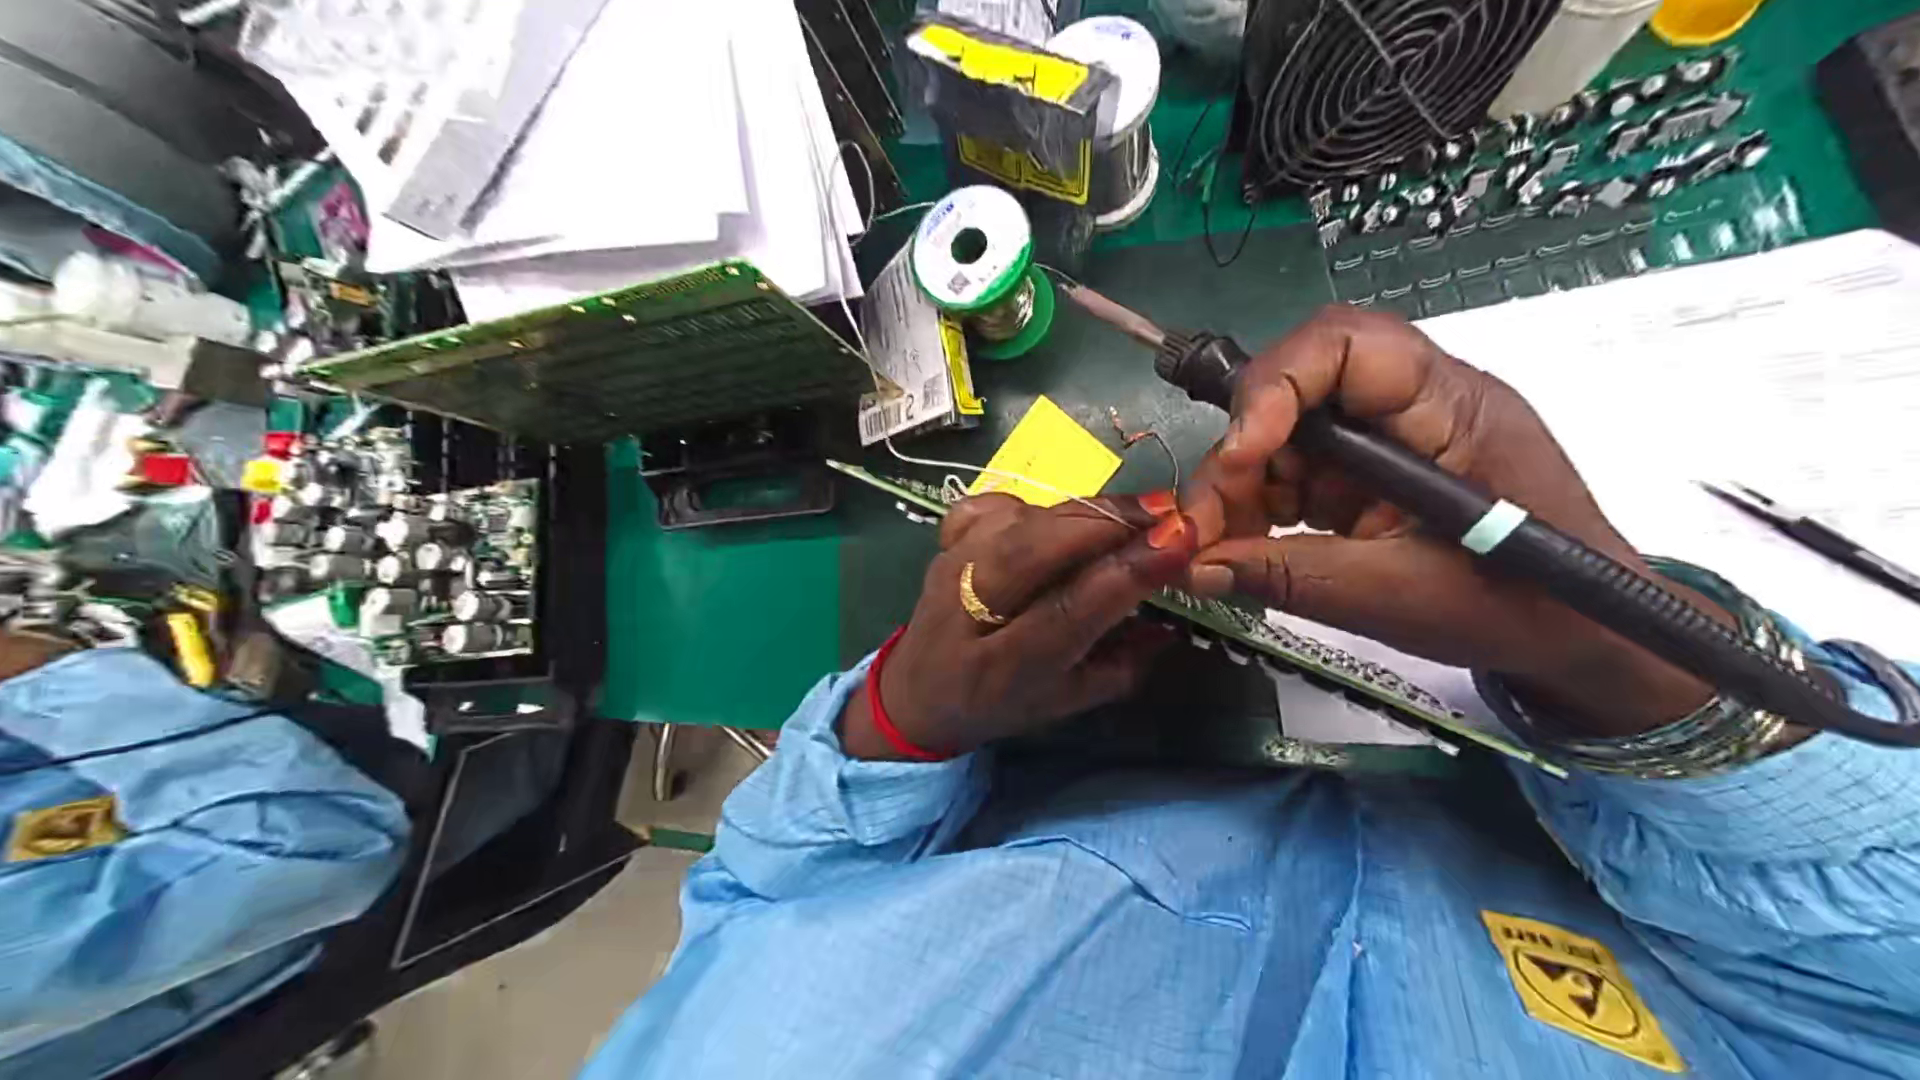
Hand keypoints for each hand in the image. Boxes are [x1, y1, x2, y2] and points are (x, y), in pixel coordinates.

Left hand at [840, 492, 1195, 760]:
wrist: (916, 692)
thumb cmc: (998, 705)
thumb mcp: (1065, 703)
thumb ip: (1121, 666)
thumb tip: (1172, 620)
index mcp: (1003, 670)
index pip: (1069, 610)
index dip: (1126, 571)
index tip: (1177, 539)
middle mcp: (969, 612)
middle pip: (1034, 549)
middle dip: (1107, 523)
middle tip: (1164, 512)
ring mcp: (950, 569)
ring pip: (1015, 520)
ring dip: (1080, 508)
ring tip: (1128, 510)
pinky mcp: (944, 544)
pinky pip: (990, 506)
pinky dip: (1033, 503)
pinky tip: (1059, 516)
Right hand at [1178, 306, 1724, 735]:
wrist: (1575, 636)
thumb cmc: (1518, 608)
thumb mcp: (1395, 596)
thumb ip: (1287, 575)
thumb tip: (1192, 568)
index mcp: (1447, 410)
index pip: (1347, 344)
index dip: (1275, 385)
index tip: (1236, 457)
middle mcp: (1407, 408)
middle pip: (1292, 397)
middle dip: (1236, 460)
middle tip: (1198, 527)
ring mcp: (1379, 441)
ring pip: (1278, 440)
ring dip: (1235, 493)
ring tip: (1215, 551)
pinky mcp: (1359, 475)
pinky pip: (1287, 476)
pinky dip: (1254, 512)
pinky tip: (1242, 549)